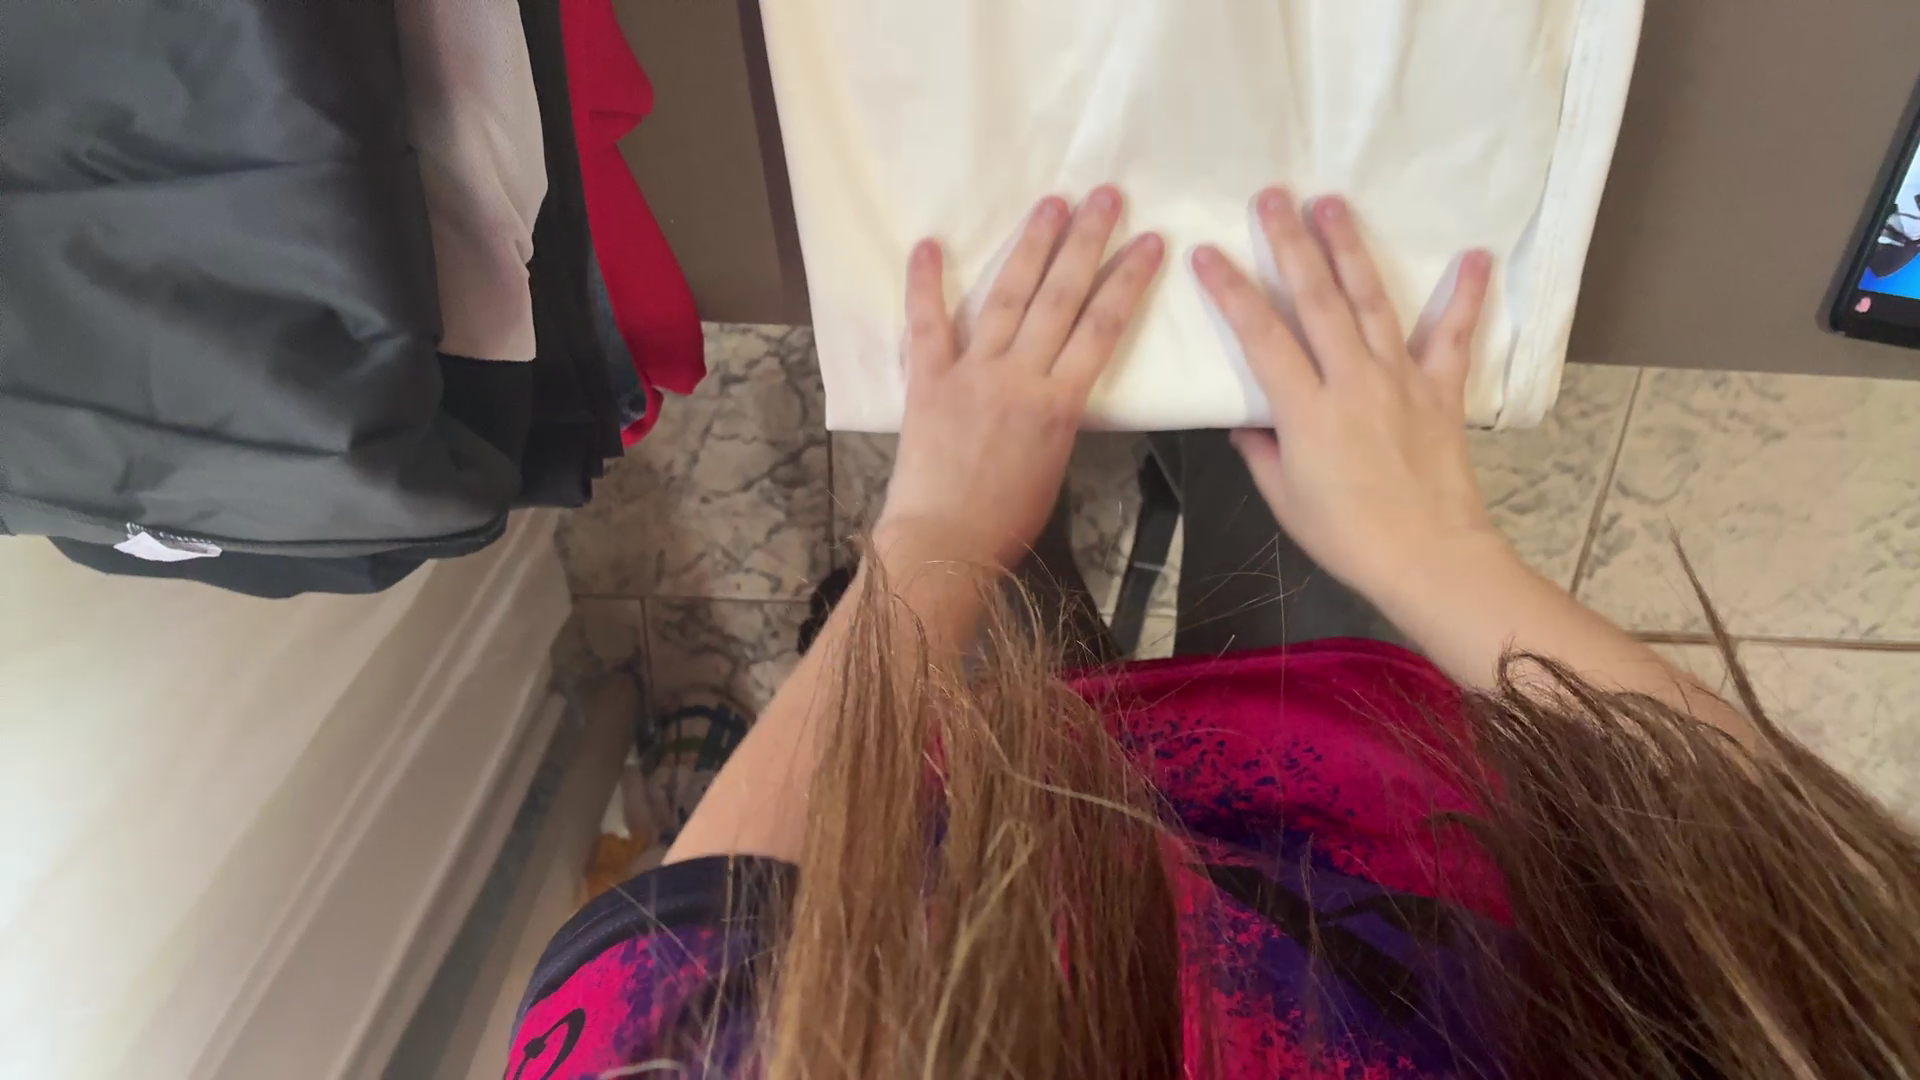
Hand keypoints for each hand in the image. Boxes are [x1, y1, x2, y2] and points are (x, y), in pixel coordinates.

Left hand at [874, 186, 1164, 569]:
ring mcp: (971, 373)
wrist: (944, 543)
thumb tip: (1056, 385)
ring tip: (1052, 203)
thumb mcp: (1054, 467)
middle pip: (1060, 298)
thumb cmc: (1006, 522)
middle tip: (1106, 196)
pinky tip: (928, 243)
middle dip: (1086, 243)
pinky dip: (924, 284)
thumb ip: (1058, 417)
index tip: (1150, 242)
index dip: (1128, 282)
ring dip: (1030, 247)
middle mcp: (1020, 377)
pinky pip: (926, 325)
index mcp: (1060, 405)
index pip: (1102, 329)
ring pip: (1007, 298)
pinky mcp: (927, 380)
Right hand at [1191, 188, 1510, 600]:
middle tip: (1274, 196)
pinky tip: (1471, 256)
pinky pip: (1453, 337)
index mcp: (1306, 410)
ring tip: (1333, 203)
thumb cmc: (1343, 533)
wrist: (1428, 556)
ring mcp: (1402, 379)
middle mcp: (1353, 380)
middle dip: (1290, 244)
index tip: (1207, 253)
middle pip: (1316, 300)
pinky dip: (1464, 297)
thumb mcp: (1283, 497)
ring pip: (1371, 302)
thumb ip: (1261, 451)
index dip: (1231, 292)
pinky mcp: (1441, 390)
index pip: (1261, 337)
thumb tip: (1248, 424)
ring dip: (1350, 249)